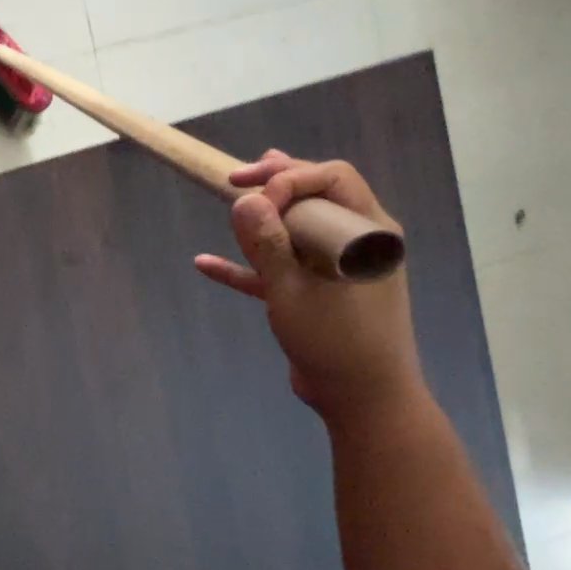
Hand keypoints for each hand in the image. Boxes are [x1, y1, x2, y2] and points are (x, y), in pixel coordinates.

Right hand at [194, 151, 427, 427]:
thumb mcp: (293, 290)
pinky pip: (273, 270)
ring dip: (259, 220)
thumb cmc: (334, 338)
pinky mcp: (311, 294)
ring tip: (230, 198)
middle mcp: (353, 241)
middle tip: (234, 177)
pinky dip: (242, 265)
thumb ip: (268, 245)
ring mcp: (332, 268)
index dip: (287, 177)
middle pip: (314, 198)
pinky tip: (205, 263)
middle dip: (275, 185)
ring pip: (293, 231)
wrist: (358, 391)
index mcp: (365, 231)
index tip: (247, 194)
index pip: (331, 179)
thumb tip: (245, 200)